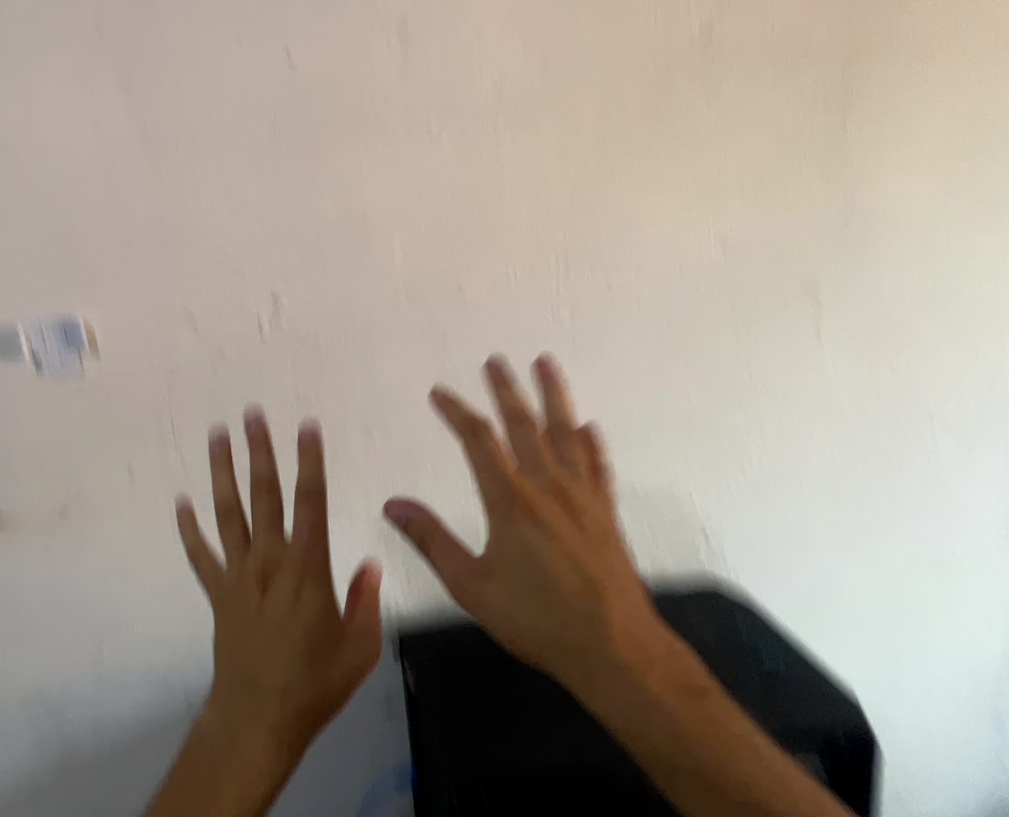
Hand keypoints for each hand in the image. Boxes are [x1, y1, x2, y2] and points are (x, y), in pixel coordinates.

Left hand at [175, 408, 382, 764]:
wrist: (260, 717)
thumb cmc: (316, 682)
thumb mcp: (360, 647)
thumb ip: (365, 601)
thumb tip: (369, 563)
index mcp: (308, 567)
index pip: (311, 501)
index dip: (310, 461)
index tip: (306, 426)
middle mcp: (269, 560)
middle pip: (264, 495)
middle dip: (259, 451)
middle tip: (251, 413)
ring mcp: (238, 574)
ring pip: (228, 513)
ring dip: (222, 472)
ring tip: (216, 436)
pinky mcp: (218, 593)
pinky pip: (201, 555)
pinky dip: (189, 529)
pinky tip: (180, 503)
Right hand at [383, 355, 668, 688]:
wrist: (615, 648)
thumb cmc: (537, 619)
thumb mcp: (471, 586)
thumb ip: (432, 541)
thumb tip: (393, 504)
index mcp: (510, 500)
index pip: (479, 441)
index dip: (457, 412)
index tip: (439, 393)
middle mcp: (548, 487)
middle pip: (524, 425)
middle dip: (506, 390)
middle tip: (494, 360)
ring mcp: (583, 497)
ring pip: (566, 433)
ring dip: (554, 395)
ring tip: (545, 363)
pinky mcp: (606, 513)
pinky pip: (598, 466)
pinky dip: (592, 443)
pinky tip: (589, 427)